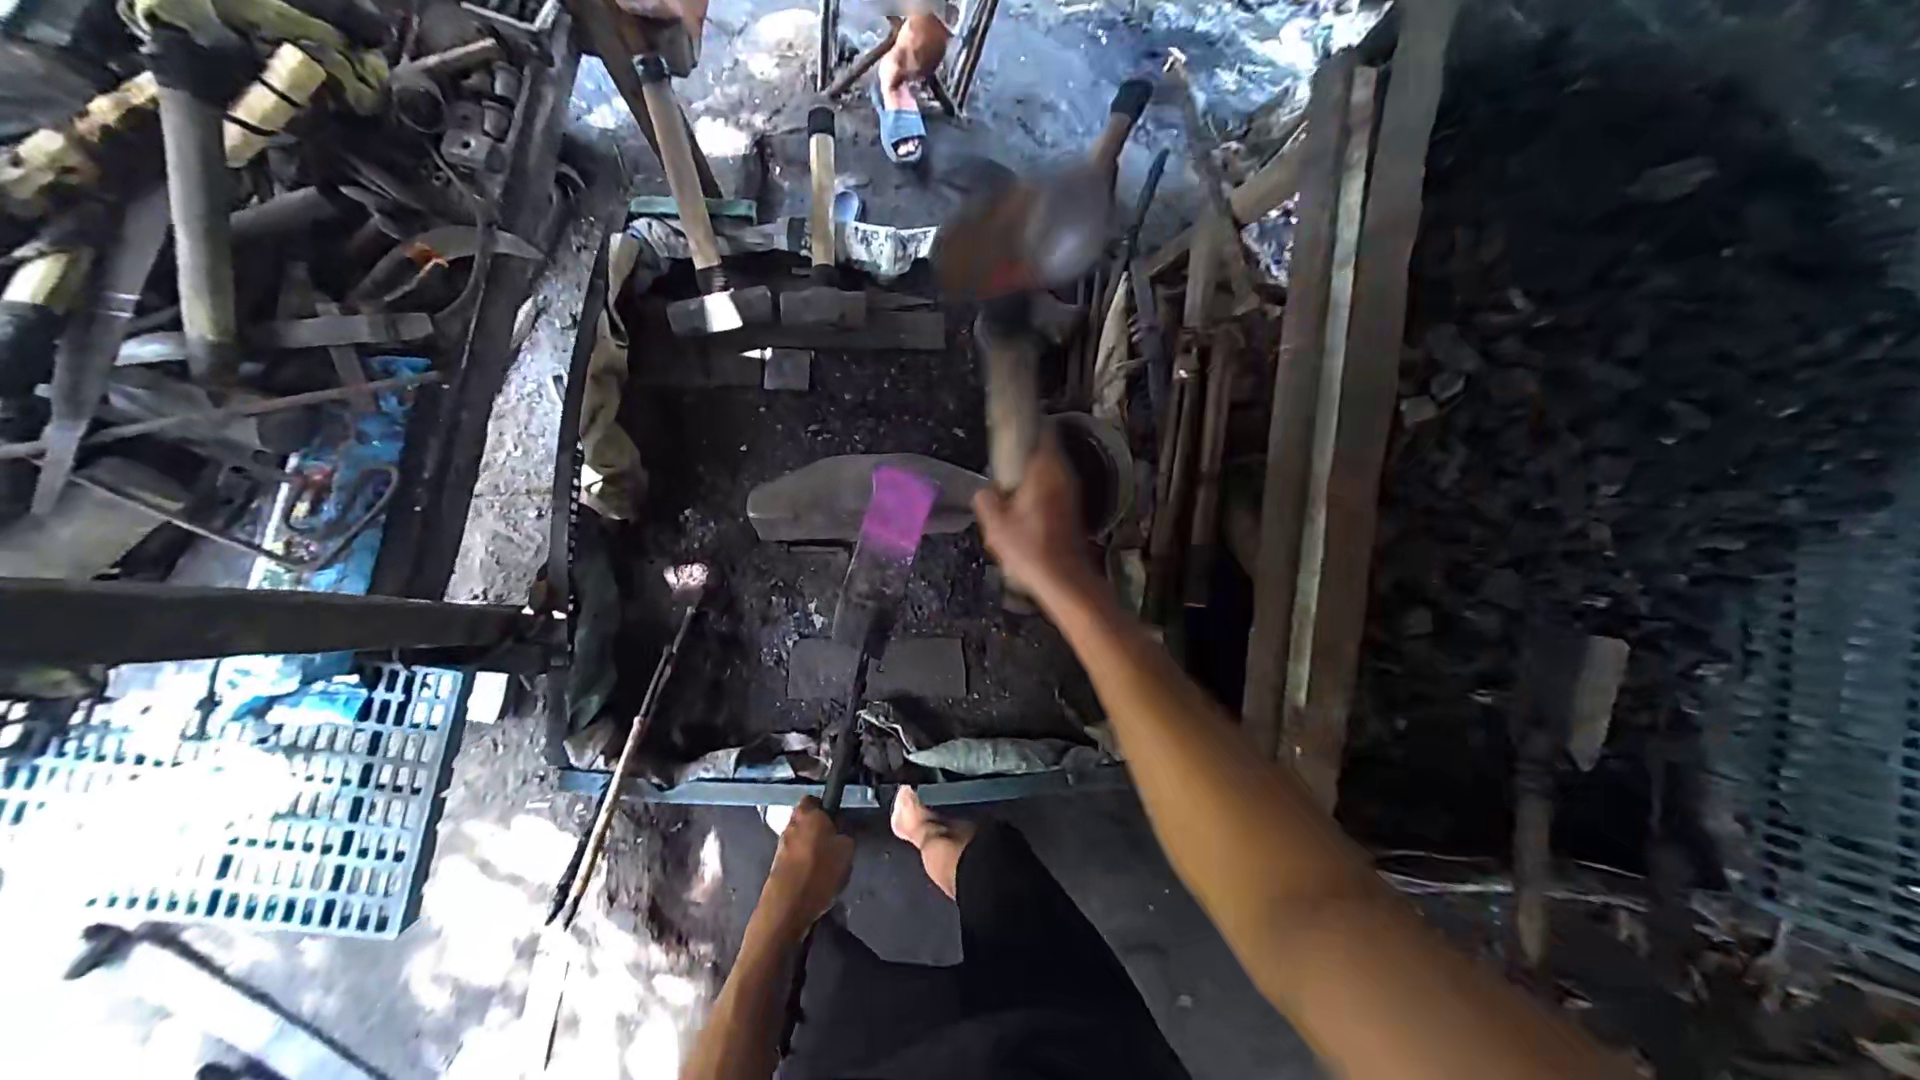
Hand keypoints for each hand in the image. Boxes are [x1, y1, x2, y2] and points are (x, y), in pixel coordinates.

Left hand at [756, 797, 853, 940]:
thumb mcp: (847, 849)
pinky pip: (794, 860)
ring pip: (800, 841)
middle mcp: (790, 825)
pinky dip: (803, 866)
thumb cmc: (820, 870)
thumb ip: (843, 835)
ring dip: (810, 849)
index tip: (836, 821)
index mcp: (807, 813)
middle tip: (834, 844)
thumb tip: (838, 835)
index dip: (826, 808)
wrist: (787, 907)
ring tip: (826, 867)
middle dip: (818, 830)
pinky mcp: (775, 866)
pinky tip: (814, 881)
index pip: (815, 799)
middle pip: (806, 821)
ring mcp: (780, 846)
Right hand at [972, 430, 1096, 602]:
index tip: (1009, 428)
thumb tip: (985, 491)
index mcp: (1045, 470)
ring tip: (1008, 487)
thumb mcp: (995, 525)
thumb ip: (986, 500)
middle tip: (1001, 463)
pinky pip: (1052, 488)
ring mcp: (1071, 492)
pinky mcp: (1073, 509)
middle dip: (1024, 455)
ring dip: (1031, 474)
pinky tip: (1023, 508)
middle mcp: (1063, 475)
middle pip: (1045, 451)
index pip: (1042, 431)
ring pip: (1049, 471)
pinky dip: (1038, 490)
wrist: (1065, 579)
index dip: (1026, 425)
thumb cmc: (1030, 549)